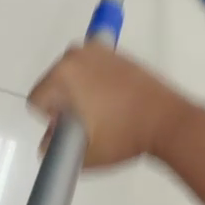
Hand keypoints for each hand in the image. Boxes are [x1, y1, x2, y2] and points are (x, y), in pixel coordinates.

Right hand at [27, 45, 193, 168]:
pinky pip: (91, 67)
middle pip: (53, 83)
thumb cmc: (124, 136)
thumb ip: (56, 151)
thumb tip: (48, 143)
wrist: (167, 120)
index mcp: (63, 75)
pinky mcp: (114, 52)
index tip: (73, 128)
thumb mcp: (85, 155)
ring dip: (78, 90)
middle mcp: (76, 55)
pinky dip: (95, 81)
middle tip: (89, 121)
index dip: (51, 120)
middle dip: (64, 102)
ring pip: (71, 74)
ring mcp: (97, 50)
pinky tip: (113, 99)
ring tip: (103, 111)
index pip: (37, 100)